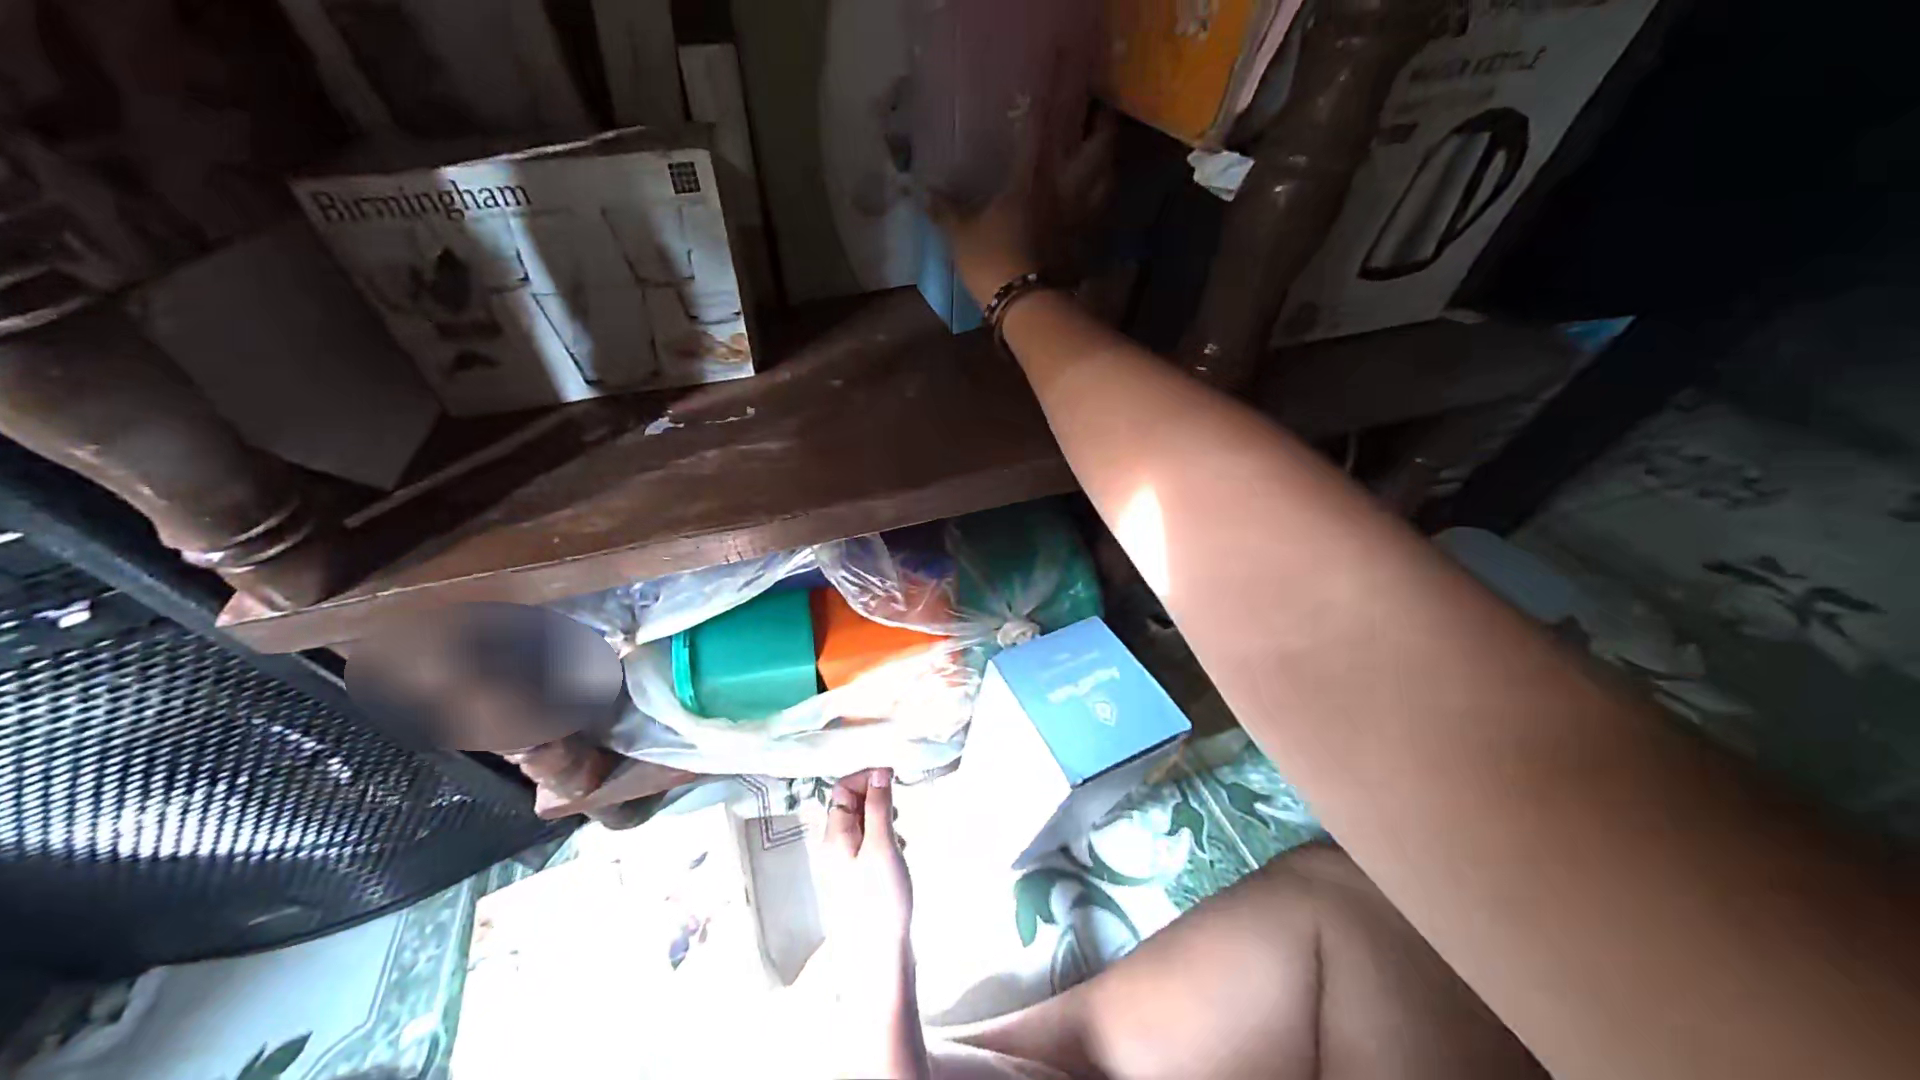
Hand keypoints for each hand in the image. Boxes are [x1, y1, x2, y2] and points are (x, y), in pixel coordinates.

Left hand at [817, 767, 912, 951]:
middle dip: (877, 797)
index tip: (893, 777)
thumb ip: (878, 807)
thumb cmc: (879, 898)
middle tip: (899, 809)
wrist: (879, 959)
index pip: (843, 788)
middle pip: (851, 804)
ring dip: (883, 818)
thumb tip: (879, 772)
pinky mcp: (861, 879)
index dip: (866, 777)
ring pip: (864, 824)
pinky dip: (887, 838)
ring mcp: (848, 864)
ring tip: (900, 833)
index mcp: (834, 835)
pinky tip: (900, 853)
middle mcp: (836, 846)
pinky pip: (871, 844)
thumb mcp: (881, 846)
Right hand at [933, 101, 1114, 307]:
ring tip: (1103, 156)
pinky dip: (1102, 201)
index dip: (1047, 100)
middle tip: (1100, 114)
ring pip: (1108, 179)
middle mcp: (1064, 188)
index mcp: (1031, 178)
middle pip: (1097, 147)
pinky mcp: (1088, 242)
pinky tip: (1097, 199)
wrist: (1024, 303)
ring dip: (1108, 163)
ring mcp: (1081, 215)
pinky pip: (1102, 212)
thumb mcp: (961, 235)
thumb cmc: (990, 260)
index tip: (1054, 75)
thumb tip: (923, 193)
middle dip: (1101, 127)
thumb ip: (946, 211)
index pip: (1039, 129)